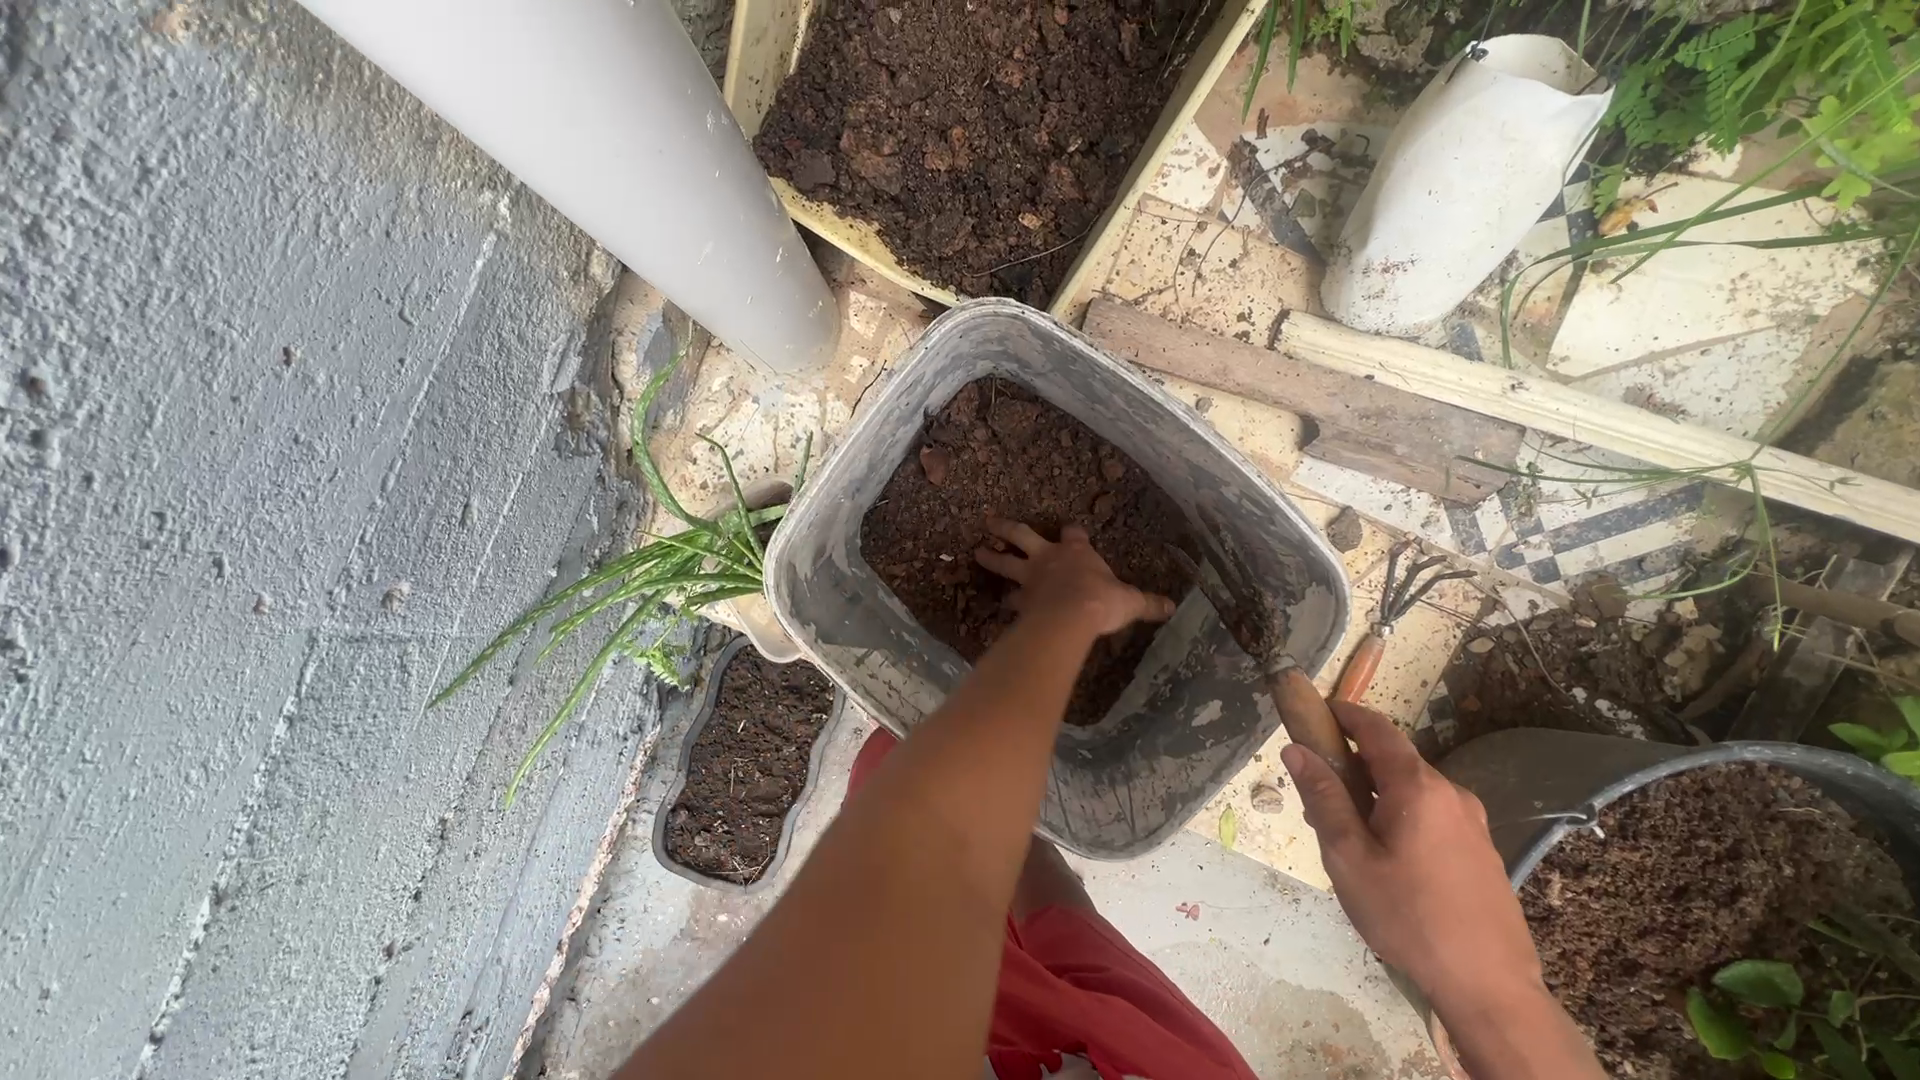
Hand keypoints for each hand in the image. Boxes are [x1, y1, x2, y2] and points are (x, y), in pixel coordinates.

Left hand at [973, 516, 1176, 636]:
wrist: (1071, 616)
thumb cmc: (1102, 602)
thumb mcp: (1131, 601)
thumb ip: (1148, 603)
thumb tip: (1172, 607)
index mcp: (1077, 553)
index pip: (1074, 534)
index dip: (1072, 533)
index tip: (1069, 530)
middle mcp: (1049, 559)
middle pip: (1022, 536)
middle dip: (1006, 529)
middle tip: (988, 521)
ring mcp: (1030, 578)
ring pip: (1005, 562)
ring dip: (991, 557)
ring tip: (976, 552)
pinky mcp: (1019, 600)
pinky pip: (1007, 598)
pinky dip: (1001, 600)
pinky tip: (994, 602)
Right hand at [1282, 701, 1541, 1012]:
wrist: (1489, 986)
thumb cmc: (1407, 916)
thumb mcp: (1348, 857)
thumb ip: (1323, 798)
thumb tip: (1297, 749)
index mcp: (1417, 787)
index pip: (1377, 728)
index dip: (1344, 714)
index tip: (1315, 713)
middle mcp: (1451, 793)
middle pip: (1394, 760)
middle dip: (1353, 764)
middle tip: (1317, 795)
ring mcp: (1472, 823)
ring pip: (1412, 791)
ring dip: (1376, 795)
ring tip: (1347, 836)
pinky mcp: (1481, 851)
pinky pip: (1432, 815)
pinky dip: (1400, 816)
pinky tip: (1386, 859)